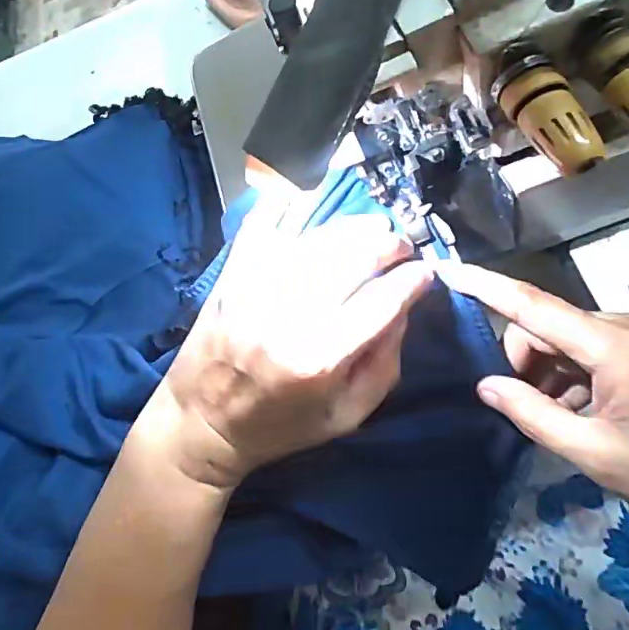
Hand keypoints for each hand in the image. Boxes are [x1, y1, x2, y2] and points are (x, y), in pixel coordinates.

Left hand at [146, 208, 436, 489]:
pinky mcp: (231, 276)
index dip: (412, 279)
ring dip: (351, 226)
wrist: (202, 422)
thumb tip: (404, 307)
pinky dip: (287, 207)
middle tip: (400, 245)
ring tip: (369, 228)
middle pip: (352, 257)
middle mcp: (289, 315)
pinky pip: (263, 227)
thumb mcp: (346, 415)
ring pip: (315, 238)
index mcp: (321, 358)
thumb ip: (384, 363)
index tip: (426, 271)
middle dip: (388, 243)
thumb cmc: (281, 425)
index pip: (382, 300)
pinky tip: (308, 203)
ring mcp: (255, 289)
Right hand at [437, 261, 628, 559]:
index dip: (483, 284)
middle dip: (528, 361)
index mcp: (612, 343)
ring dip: (556, 372)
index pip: (530, 303)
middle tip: (535, 412)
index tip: (445, 268)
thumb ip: (533, 414)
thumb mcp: (598, 456)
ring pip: (573, 338)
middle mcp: (628, 323)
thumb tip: (487, 386)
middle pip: (549, 325)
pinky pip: (599, 347)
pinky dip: (581, 374)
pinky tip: (594, 414)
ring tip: (573, 423)